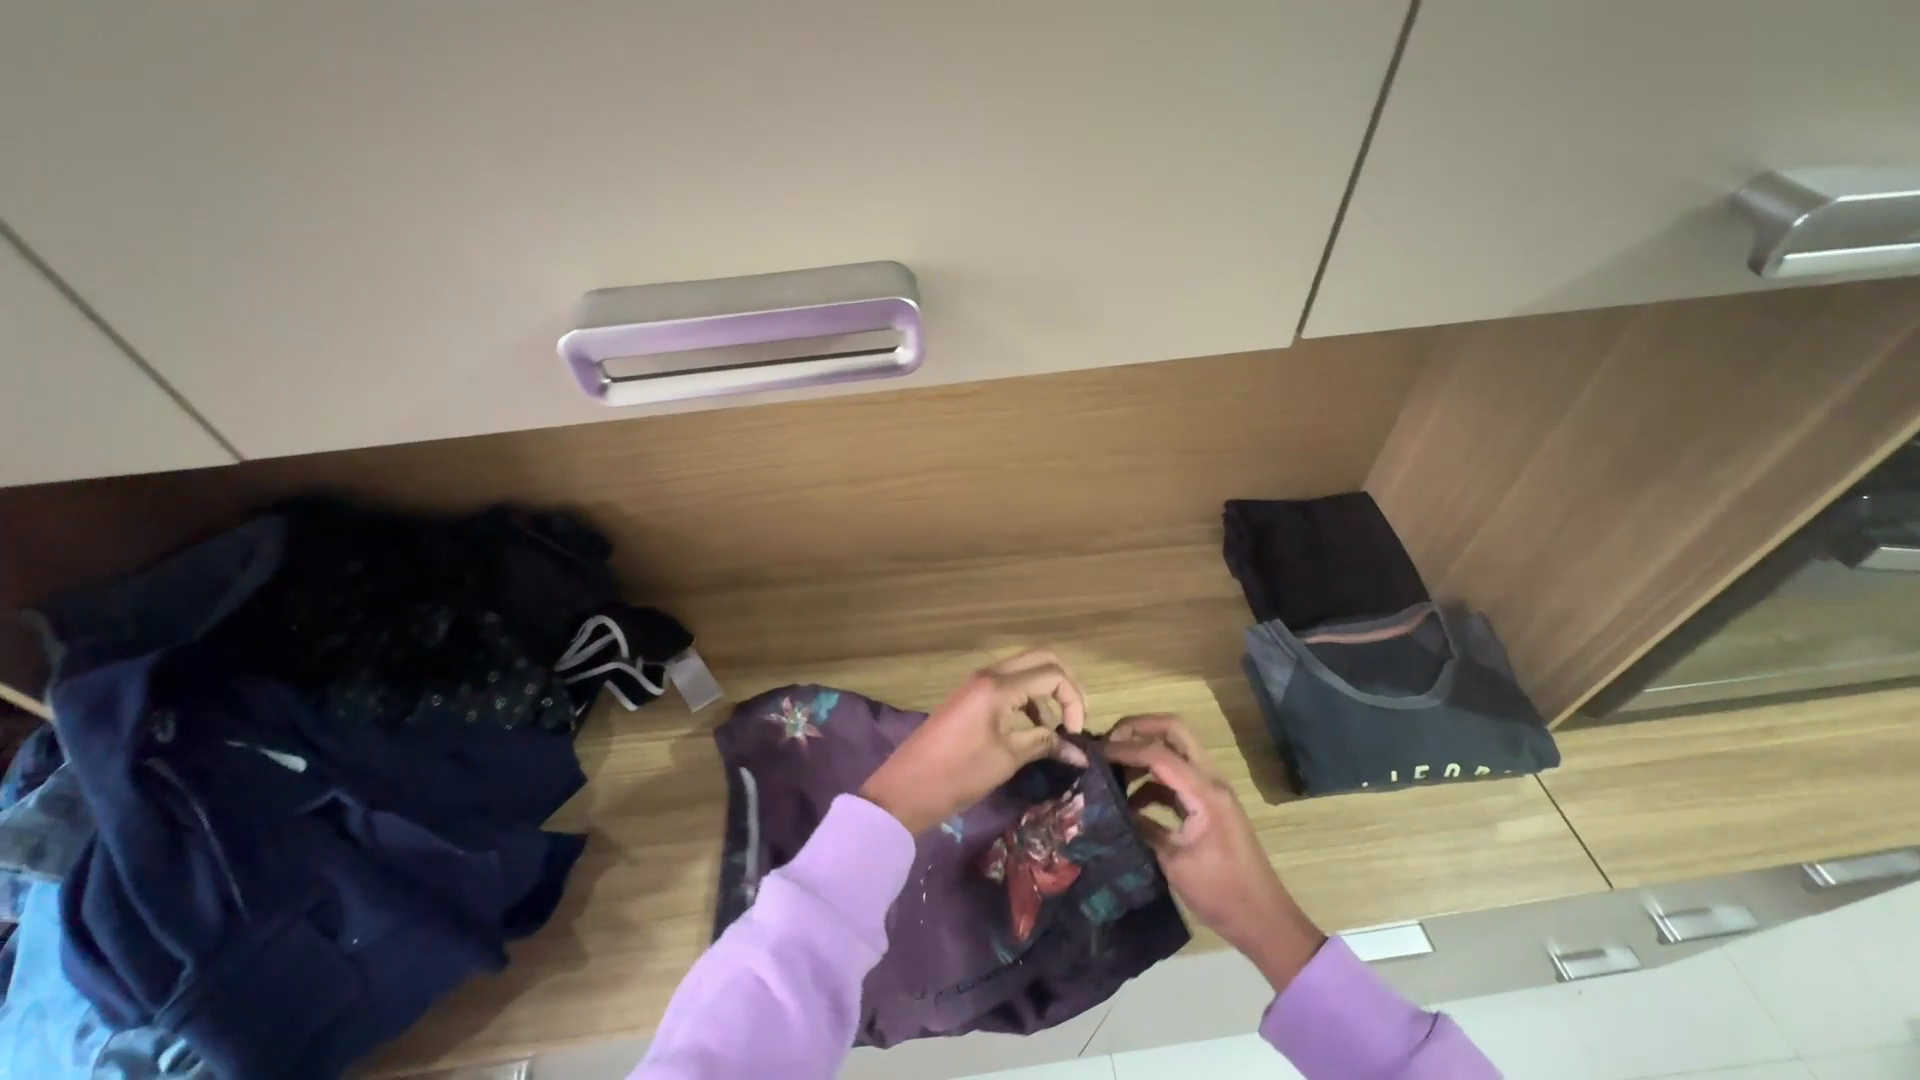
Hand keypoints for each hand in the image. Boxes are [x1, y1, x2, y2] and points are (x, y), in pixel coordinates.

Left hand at [859, 649, 1089, 835]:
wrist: (907, 788)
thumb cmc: (959, 773)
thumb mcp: (1007, 758)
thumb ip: (1045, 744)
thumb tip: (1080, 754)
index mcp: (998, 686)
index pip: (1052, 674)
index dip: (1073, 700)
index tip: (1075, 734)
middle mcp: (988, 675)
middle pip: (1040, 660)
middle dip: (1064, 686)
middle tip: (1074, 719)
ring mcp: (975, 685)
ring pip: (1023, 672)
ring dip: (1045, 693)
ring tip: (1054, 731)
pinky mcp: (968, 699)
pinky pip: (1006, 686)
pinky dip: (1026, 701)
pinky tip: (1031, 730)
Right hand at [1107, 715, 1325, 991]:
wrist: (1263, 919)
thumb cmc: (1221, 893)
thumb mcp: (1173, 862)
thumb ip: (1141, 828)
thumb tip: (1106, 809)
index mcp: (1205, 792)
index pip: (1158, 753)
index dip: (1123, 749)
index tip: (1092, 755)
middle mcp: (1210, 780)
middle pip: (1173, 732)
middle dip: (1137, 729)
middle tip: (1105, 745)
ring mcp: (1211, 791)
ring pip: (1175, 752)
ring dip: (1143, 753)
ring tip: (1110, 772)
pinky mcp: (1207, 805)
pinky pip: (1176, 778)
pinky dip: (1151, 780)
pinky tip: (1128, 803)